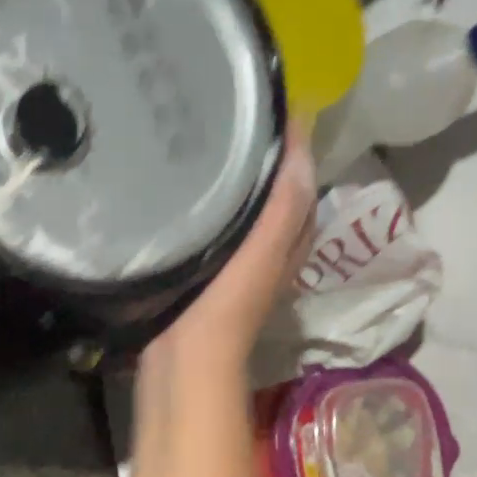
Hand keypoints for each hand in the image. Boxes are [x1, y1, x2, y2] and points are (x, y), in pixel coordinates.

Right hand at [162, 127, 316, 358]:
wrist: (180, 368)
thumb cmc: (222, 312)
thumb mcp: (259, 255)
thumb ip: (281, 208)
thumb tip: (301, 143)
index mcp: (286, 243)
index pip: (299, 183)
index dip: (293, 147)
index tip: (269, 108)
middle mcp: (262, 253)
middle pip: (268, 199)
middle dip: (259, 164)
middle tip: (230, 123)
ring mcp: (226, 270)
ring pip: (235, 217)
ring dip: (226, 190)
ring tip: (200, 155)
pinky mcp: (191, 280)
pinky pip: (204, 236)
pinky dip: (199, 216)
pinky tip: (175, 208)